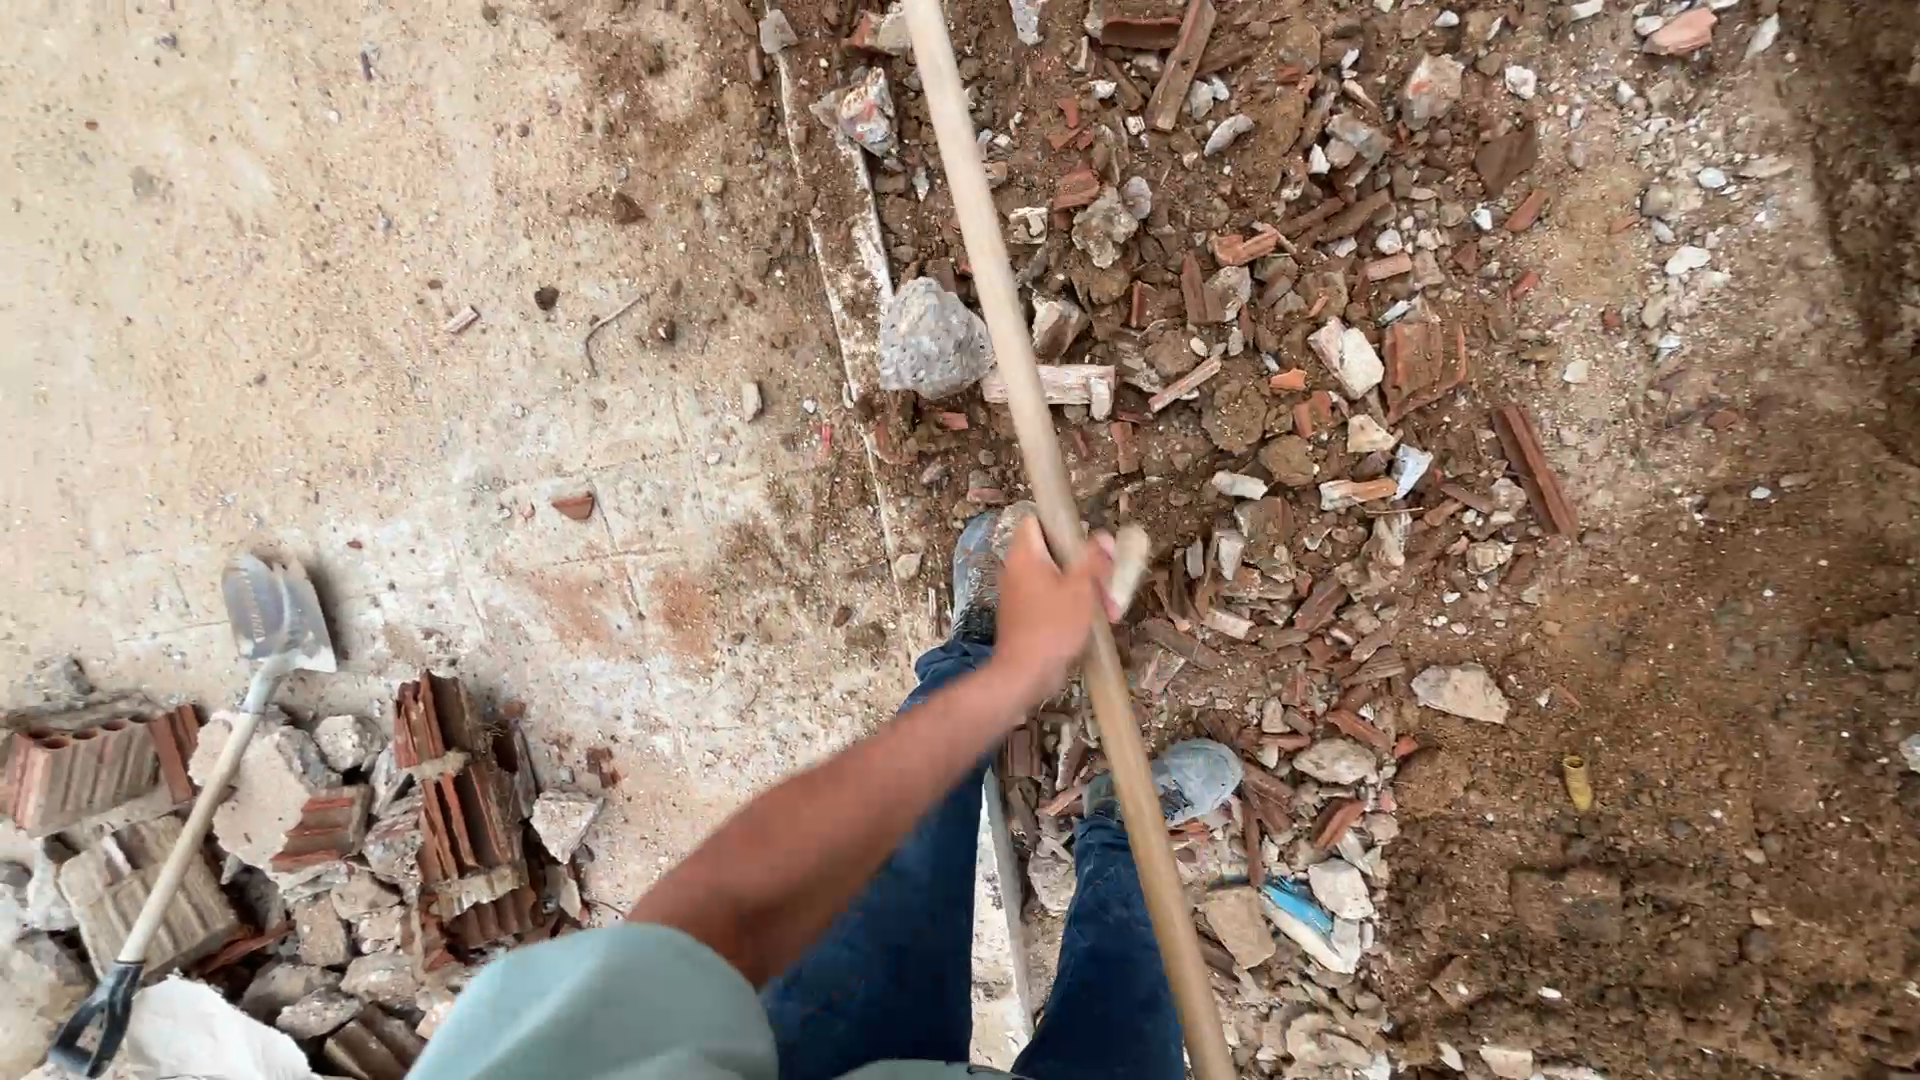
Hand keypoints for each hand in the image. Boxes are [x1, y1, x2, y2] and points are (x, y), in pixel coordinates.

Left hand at [989, 517, 1116, 708]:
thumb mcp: (1081, 588)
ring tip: (1109, 608)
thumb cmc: (1052, 626)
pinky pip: (1052, 599)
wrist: (1025, 673)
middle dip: (1085, 564)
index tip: (1085, 537)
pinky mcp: (1026, 615)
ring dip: (1084, 589)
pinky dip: (1072, 605)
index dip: (1060, 523)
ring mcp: (1019, 594)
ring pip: (1057, 578)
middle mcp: (1016, 570)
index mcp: (1024, 555)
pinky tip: (1095, 620)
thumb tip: (1103, 537)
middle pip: (1053, 552)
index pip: (1035, 521)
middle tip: (1107, 579)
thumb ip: (1093, 559)